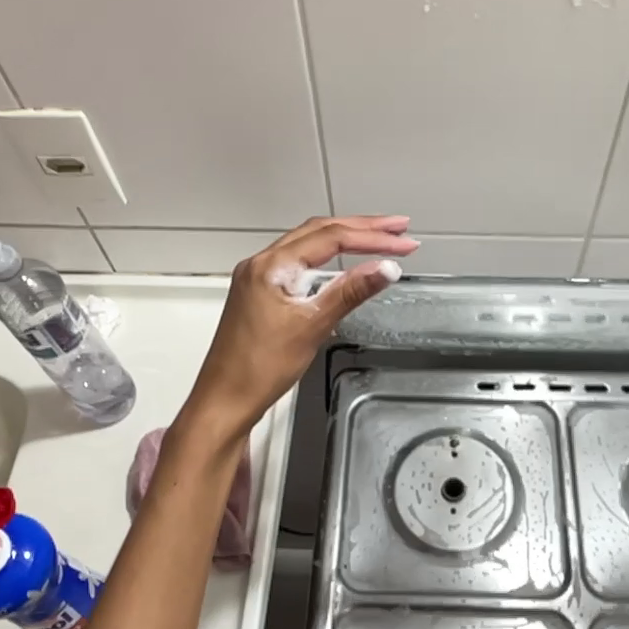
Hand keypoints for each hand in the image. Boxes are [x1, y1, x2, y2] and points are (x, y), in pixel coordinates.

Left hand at [182, 215, 418, 436]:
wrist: (225, 400)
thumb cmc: (257, 369)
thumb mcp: (312, 326)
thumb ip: (350, 291)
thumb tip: (385, 269)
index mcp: (270, 266)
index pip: (331, 238)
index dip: (372, 237)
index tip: (403, 242)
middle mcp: (261, 265)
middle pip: (319, 232)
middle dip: (362, 228)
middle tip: (398, 228)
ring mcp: (258, 279)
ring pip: (308, 245)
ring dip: (345, 239)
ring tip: (380, 239)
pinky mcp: (260, 295)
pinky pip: (298, 264)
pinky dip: (327, 259)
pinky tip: (344, 266)